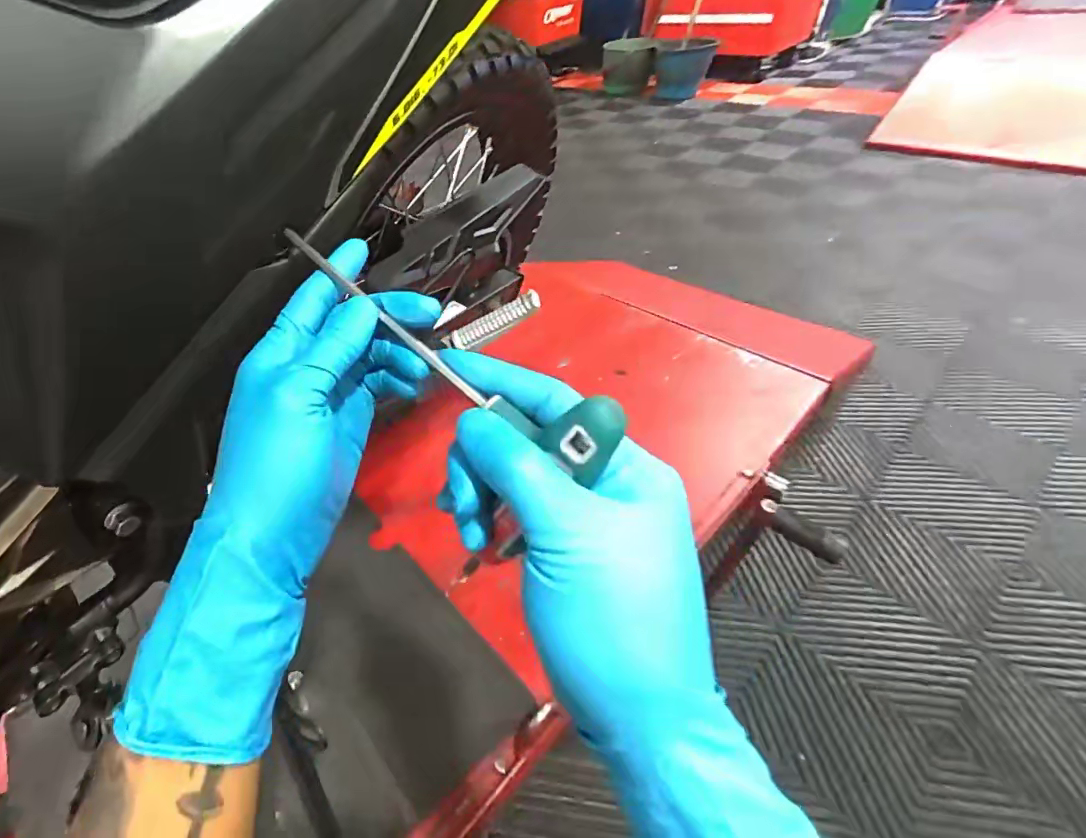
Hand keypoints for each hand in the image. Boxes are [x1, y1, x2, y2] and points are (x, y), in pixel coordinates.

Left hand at [115, 238, 438, 764]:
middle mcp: (303, 367)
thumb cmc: (274, 465)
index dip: (338, 272)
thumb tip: (360, 305)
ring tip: (429, 358)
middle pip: (349, 325)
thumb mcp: (300, 396)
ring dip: (398, 349)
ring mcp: (327, 395)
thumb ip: (332, 348)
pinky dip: (397, 378)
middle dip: (386, 314)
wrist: (269, 540)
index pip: (312, 300)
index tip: (363, 245)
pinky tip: (417, 381)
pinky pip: (375, 386)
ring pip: (367, 354)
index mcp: (280, 353)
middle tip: (431, 312)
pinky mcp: (347, 422)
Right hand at [440, 351, 814, 836]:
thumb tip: (471, 416)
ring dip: (480, 494)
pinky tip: (480, 543)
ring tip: (470, 533)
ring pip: (511, 474)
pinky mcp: (559, 542)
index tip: (448, 365)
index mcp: (625, 465)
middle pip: (524, 439)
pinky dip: (489, 518)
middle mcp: (604, 480)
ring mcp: (581, 513)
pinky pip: (512, 507)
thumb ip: (516, 465)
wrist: (638, 721)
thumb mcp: (563, 532)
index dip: (499, 380)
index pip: (555, 402)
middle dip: (482, 462)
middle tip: (460, 501)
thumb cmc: (612, 618)